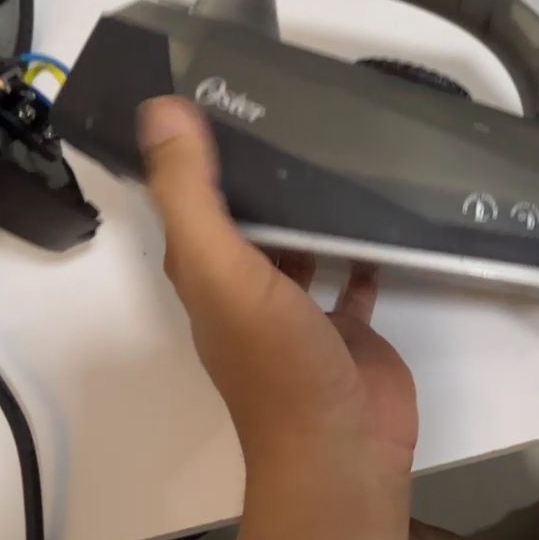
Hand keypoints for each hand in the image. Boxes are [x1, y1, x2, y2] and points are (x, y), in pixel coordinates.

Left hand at [139, 98, 417, 473]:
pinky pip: (352, 279)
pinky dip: (359, 253)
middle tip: (287, 111)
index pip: (190, 204)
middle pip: (248, 222)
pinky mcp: (349, 328)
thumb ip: (194, 196)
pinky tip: (374, 221)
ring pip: (300, 247)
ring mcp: (302, 312)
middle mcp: (249, 291)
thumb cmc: (278, 363)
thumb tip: (164, 110)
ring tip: (332, 153)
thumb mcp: (223, 272)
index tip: (212, 94)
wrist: (342, 445)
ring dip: (308, 211)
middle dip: (259, 176)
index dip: (192, 154)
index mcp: (208, 276)